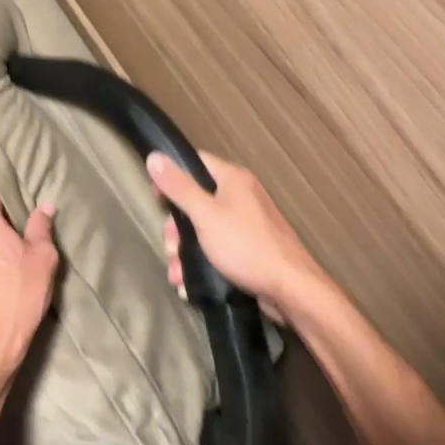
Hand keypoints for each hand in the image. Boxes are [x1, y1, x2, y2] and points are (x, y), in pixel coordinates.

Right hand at [148, 151, 325, 321]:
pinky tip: (189, 283)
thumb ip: (179, 187)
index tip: (156, 197)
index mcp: (233, 180)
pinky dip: (202, 263)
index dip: (172, 175)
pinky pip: (217, 249)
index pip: (196, 163)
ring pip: (204, 230)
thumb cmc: (245, 245)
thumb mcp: (205, 214)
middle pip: (197, 201)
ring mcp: (247, 224)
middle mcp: (242, 196)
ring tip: (177, 274)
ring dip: (185, 252)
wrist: (290, 288)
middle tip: (170, 248)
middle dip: (177, 228)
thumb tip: (154, 156)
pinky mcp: (249, 249)